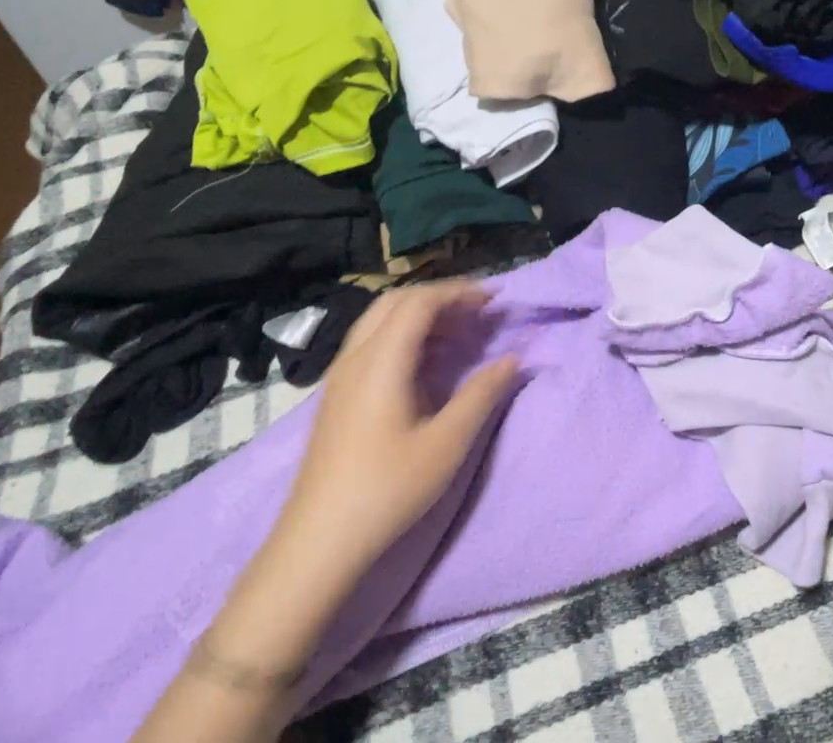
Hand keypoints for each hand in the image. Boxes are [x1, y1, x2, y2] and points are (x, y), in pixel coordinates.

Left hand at [281, 281, 520, 568]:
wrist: (320, 539)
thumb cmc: (388, 488)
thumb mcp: (447, 443)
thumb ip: (482, 394)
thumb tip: (512, 359)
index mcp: (381, 361)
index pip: (419, 303)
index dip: (459, 293)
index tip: (495, 300)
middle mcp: (355, 358)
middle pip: (395, 303)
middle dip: (440, 298)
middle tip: (479, 312)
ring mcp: (340, 377)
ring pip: (380, 322)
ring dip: (421, 317)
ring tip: (461, 334)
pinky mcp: (338, 397)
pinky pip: (371, 345)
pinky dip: (405, 337)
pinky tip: (428, 365)